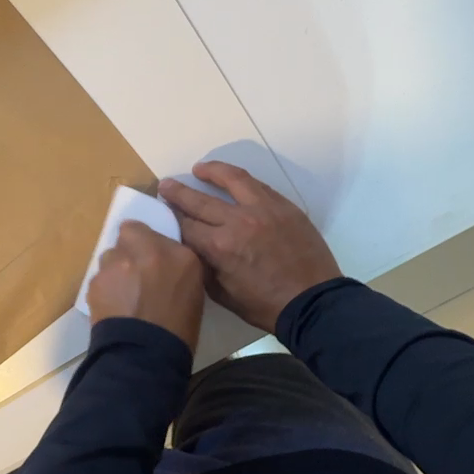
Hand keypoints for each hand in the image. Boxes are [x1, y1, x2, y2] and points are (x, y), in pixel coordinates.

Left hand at [86, 220, 206, 350]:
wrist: (145, 356)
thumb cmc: (177, 331)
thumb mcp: (192, 293)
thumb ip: (175, 268)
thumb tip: (160, 263)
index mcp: (181, 256)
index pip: (157, 232)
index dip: (149, 243)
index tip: (148, 256)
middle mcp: (148, 251)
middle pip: (129, 235)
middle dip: (129, 249)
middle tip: (133, 272)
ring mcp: (118, 263)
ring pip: (110, 255)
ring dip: (115, 268)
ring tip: (121, 293)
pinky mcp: (96, 280)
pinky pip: (99, 277)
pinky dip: (104, 288)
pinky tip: (112, 306)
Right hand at [158, 161, 341, 331]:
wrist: (313, 302)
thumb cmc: (264, 306)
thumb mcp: (221, 294)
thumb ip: (202, 267)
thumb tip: (190, 248)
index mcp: (219, 247)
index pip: (185, 226)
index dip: (170, 219)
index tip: (161, 213)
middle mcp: (237, 221)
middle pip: (200, 200)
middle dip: (178, 193)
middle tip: (165, 185)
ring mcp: (264, 209)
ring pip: (232, 180)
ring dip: (212, 171)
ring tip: (199, 168)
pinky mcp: (284, 207)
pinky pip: (258, 186)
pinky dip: (241, 180)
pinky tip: (232, 180)